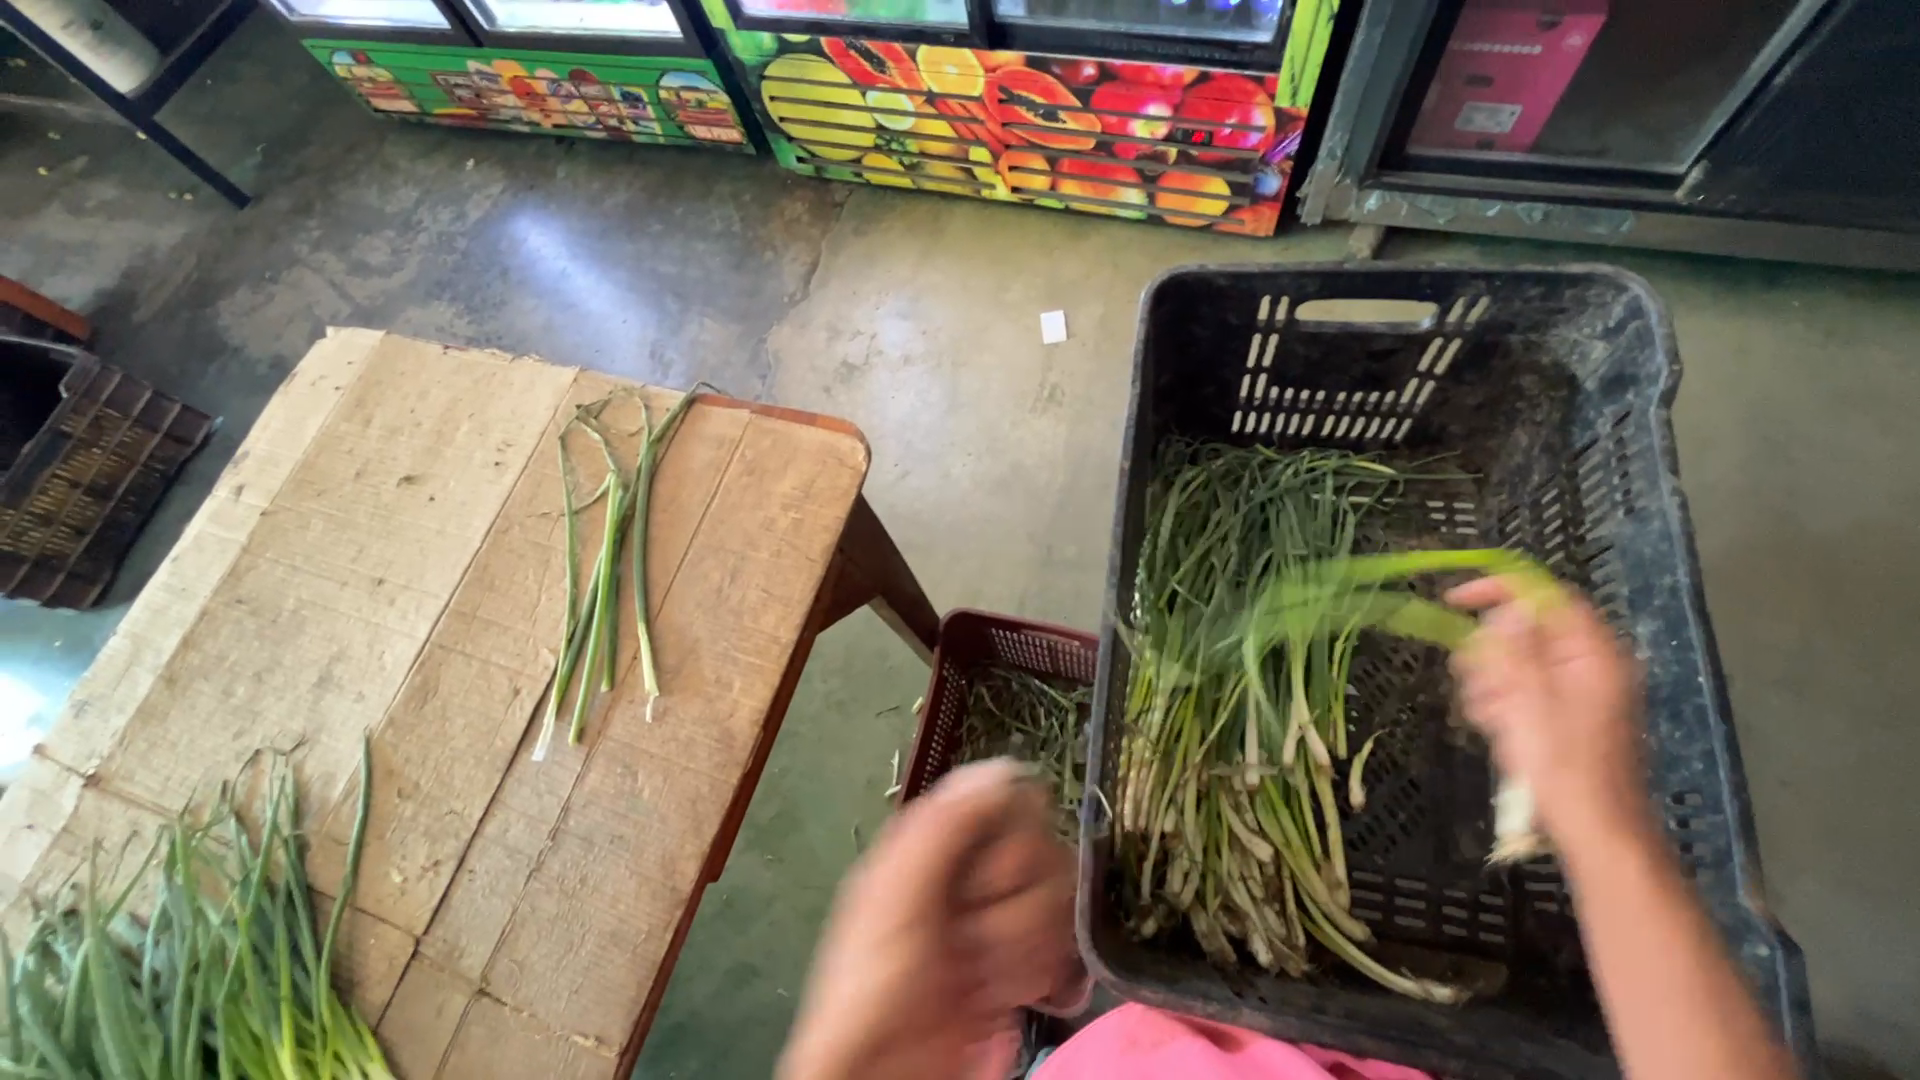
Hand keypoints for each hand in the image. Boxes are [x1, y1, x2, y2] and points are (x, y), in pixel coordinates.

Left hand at [777, 760, 1079, 1079]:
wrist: (887, 1076)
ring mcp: (1006, 918)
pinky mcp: (1027, 965)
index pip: (1017, 806)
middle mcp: (980, 871)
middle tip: (969, 942)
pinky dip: (1038, 978)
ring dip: (1019, 952)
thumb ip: (946, 826)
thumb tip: (1002, 767)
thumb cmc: (877, 980)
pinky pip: (1067, 949)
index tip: (986, 881)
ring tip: (978, 978)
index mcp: (945, 842)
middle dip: (1012, 911)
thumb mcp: (897, 894)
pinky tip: (1004, 995)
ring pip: (1060, 906)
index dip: (1009, 847)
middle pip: (1047, 857)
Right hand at [1446, 576, 1651, 854]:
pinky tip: (1497, 728)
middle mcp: (1589, 665)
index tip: (1453, 601)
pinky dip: (1500, 701)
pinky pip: (1519, 687)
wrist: (1595, 829)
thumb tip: (1507, 610)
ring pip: (1514, 660)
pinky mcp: (1562, 712)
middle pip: (1523, 630)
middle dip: (1489, 653)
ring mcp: (1577, 690)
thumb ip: (1518, 651)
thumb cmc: (1564, 767)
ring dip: (1489, 682)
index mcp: (1593, 655)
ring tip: (1490, 716)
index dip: (1498, 590)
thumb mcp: (1531, 702)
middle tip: (1477, 682)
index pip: (1545, 596)